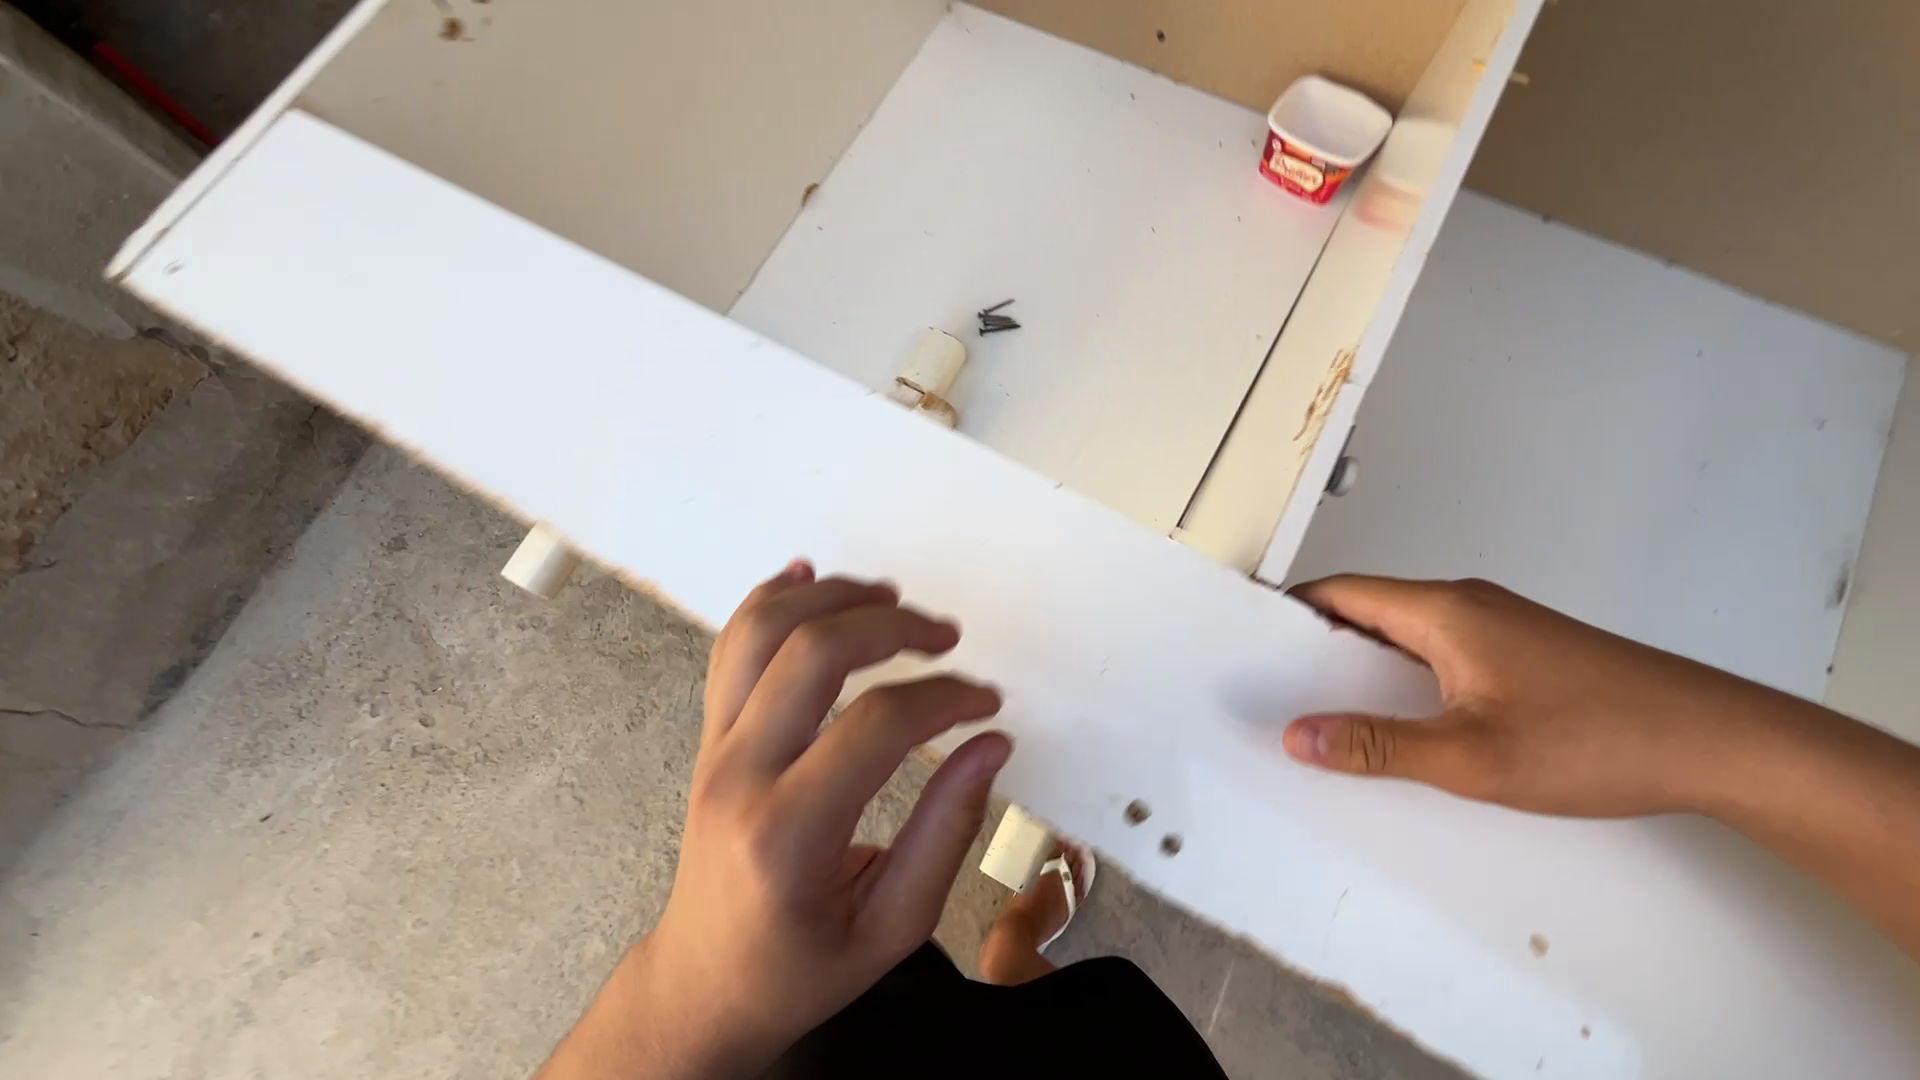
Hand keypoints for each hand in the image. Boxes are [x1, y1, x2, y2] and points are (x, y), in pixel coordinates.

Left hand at [539, 561, 1010, 1079]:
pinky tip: (807, 574)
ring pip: (761, 630)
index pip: (875, 725)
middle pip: (812, 652)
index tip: (984, 703)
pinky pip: (730, 646)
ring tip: (889, 597)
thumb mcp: (892, 924)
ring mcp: (715, 746)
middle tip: (944, 634)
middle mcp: (740, 772)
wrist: (703, 981)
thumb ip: (947, 830)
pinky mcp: (709, 734)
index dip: (944, 699)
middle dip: (891, 626)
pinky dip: (769, 598)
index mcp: (788, 832)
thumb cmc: (799, 966)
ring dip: (830, 596)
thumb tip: (991, 745)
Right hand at [1282, 575, 1783, 817]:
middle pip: (1367, 607)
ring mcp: (1497, 624)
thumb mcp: (1471, 756)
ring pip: (1403, 630)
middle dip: (1316, 641)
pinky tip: (1401, 715)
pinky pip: (1437, 647)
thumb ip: (1376, 746)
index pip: (1340, 592)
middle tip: (1276, 683)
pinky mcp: (1521, 649)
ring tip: (1326, 705)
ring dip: (1361, 660)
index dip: (1288, 611)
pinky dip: (1401, 671)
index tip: (1248, 638)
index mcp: (1442, 611)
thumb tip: (1295, 737)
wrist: (1725, 745)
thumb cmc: (1595, 739)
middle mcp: (1464, 604)